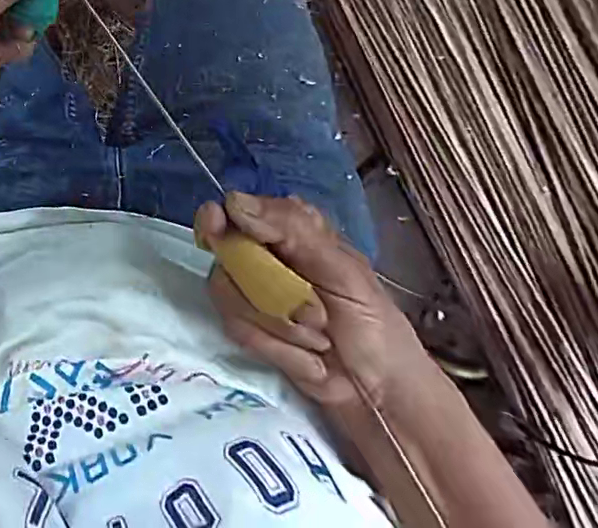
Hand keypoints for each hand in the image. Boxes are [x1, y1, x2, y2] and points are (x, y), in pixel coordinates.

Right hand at [196, 193, 431, 409]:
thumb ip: (292, 229)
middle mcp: (261, 253)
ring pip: (228, 293)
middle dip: (269, 291)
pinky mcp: (246, 327)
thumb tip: (234, 203)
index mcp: (287, 228)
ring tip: (319, 339)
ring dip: (279, 325)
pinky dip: (277, 348)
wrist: (381, 395)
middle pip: (225, 254)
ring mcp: (250, 291)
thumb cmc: (374, 325)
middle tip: (316, 317)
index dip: (218, 219)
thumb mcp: (343, 271)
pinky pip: (237, 328)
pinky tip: (308, 358)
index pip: (233, 209)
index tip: (217, 230)